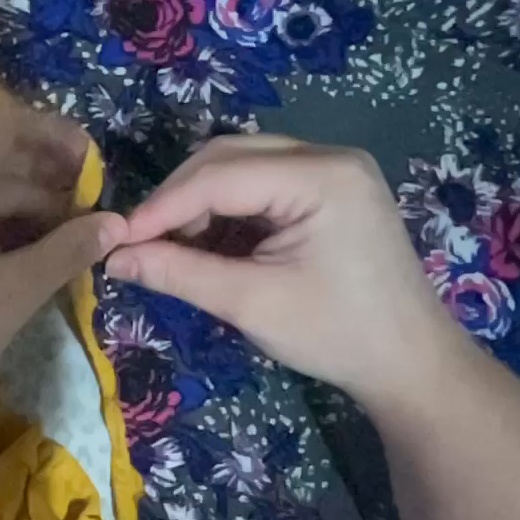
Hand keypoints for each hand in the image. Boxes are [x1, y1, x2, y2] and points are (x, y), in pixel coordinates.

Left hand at [0, 106, 126, 408]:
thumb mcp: (12, 295)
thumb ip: (65, 253)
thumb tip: (114, 224)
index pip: (0, 126)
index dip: (51, 134)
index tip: (89, 166)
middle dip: (45, 183)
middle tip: (88, 217)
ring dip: (23, 212)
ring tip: (64, 247)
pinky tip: (22, 264)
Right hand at [103, 135, 472, 405]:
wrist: (407, 362)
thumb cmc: (334, 334)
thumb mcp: (248, 303)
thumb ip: (177, 273)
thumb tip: (111, 259)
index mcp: (320, 176)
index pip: (218, 175)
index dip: (160, 207)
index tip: (115, 241)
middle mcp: (326, 157)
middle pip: (226, 157)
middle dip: (176, 200)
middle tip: (139, 245)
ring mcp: (329, 172)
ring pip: (237, 167)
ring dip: (196, 204)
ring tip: (171, 249)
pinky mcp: (324, 193)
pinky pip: (256, 186)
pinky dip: (221, 212)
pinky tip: (205, 245)